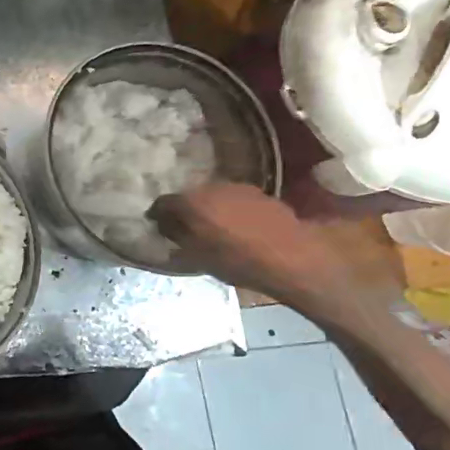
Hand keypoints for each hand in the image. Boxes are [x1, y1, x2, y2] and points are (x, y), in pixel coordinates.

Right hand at [150, 183, 352, 311]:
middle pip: (189, 196)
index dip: (158, 214)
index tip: (157, 225)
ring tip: (213, 227)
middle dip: (185, 209)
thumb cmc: (238, 261)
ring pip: (213, 196)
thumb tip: (163, 225)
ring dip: (209, 208)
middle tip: (185, 227)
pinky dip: (229, 209)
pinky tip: (236, 226)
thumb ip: (177, 237)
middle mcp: (210, 188)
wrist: (292, 256)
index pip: (163, 202)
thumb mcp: (197, 257)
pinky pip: (233, 199)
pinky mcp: (258, 193)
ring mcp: (236, 188)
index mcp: (190, 202)